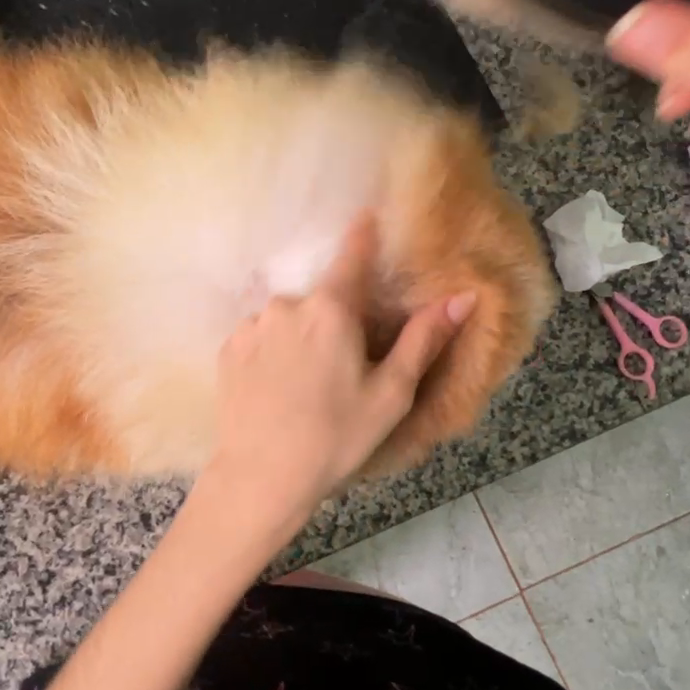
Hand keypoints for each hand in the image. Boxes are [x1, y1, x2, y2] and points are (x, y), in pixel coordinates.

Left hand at [196, 218, 474, 547]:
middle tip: (343, 360)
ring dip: (301, 335)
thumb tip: (462, 297)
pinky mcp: (227, 348)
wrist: (260, 476)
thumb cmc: (336, 437)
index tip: (367, 214)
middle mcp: (286, 304)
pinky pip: (259, 337)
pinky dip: (272, 350)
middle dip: (334, 316)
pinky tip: (278, 386)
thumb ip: (423, 339)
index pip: (352, 255)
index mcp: (331, 309)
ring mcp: (251, 325)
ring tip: (307, 382)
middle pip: (320, 297)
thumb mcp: (391, 393)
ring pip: (288, 318)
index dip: (362, 235)